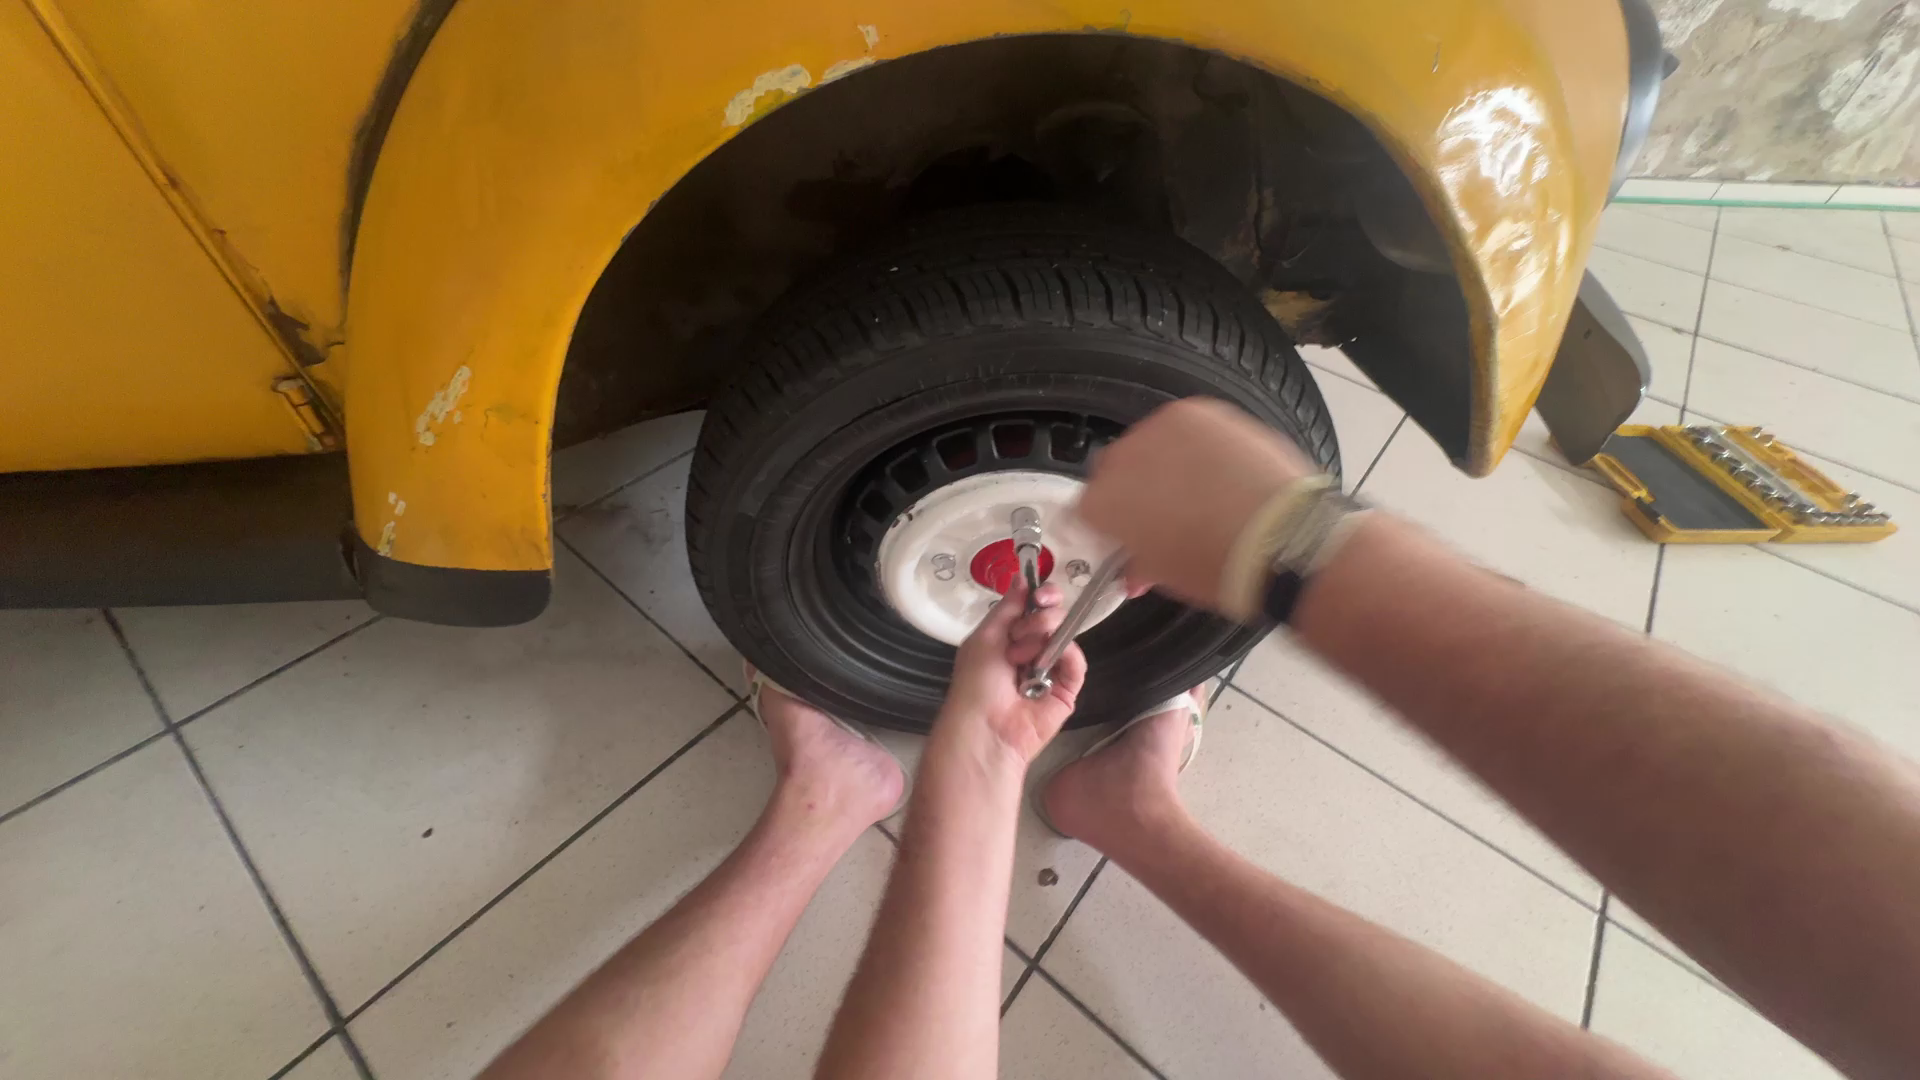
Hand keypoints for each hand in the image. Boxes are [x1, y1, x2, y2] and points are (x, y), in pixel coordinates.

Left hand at [939, 579, 1086, 764]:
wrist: (985, 727)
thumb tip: (1021, 578)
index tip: (1040, 594)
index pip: (1036, 606)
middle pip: (1054, 616)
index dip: (1042, 595)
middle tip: (1019, 633)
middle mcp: (1033, 649)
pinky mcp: (1068, 689)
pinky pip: (1077, 661)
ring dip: (1043, 638)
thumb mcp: (985, 636)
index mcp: (1011, 636)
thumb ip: (1008, 607)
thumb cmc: (976, 682)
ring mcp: (1052, 669)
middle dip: (1039, 618)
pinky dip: (1065, 654)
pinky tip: (1047, 661)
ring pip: (1065, 634)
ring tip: (1020, 657)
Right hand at [1079, 398, 1319, 611]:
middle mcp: (1121, 458)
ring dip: (1162, 461)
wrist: (1281, 537)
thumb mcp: (1165, 576)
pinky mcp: (1198, 411)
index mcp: (1102, 503)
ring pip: (1148, 442)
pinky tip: (1216, 468)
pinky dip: (1194, 443)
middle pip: (1113, 468)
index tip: (1124, 534)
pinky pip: (1184, 426)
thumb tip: (1137, 566)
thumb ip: (1138, 562)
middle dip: (1132, 488)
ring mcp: (1159, 429)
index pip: (1086, 507)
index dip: (1107, 523)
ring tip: (1196, 487)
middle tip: (1160, 512)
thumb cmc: (1217, 565)